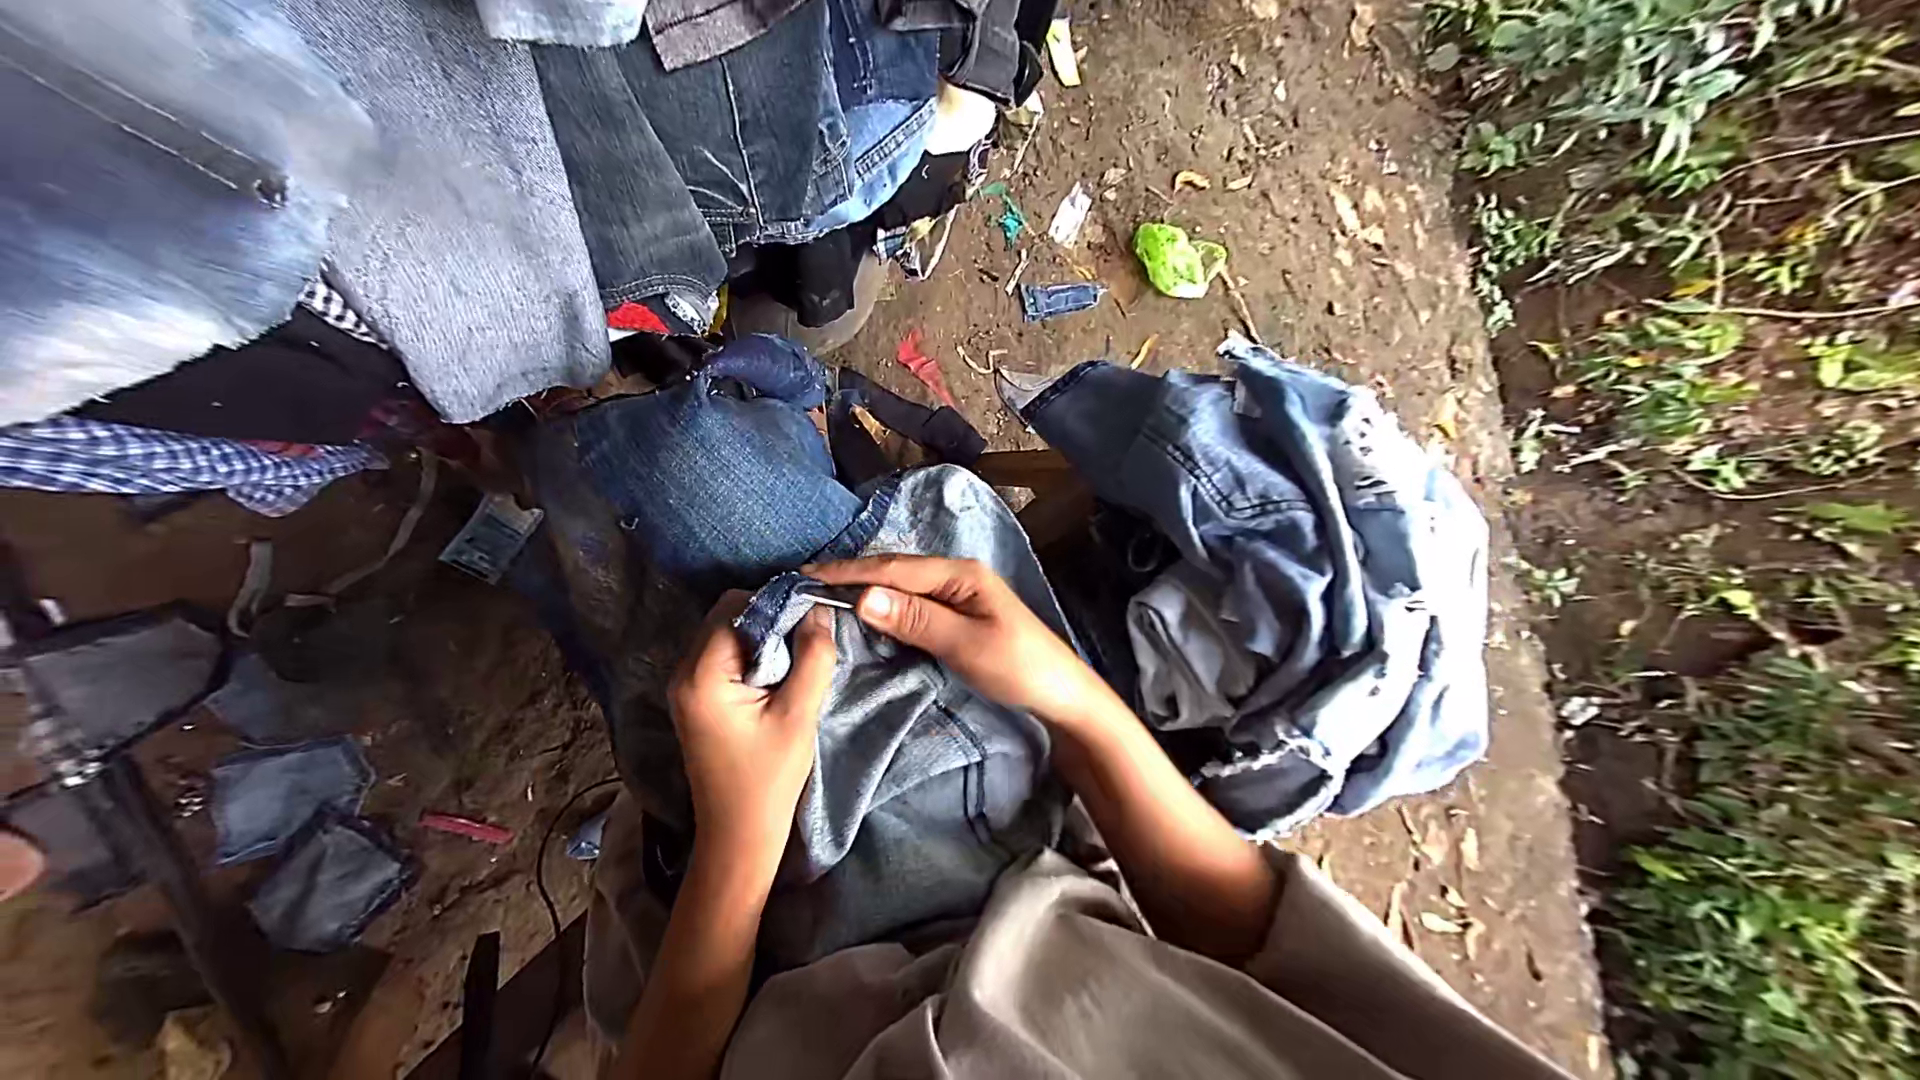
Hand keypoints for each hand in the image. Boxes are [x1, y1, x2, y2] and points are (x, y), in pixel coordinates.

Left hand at [668, 593, 835, 871]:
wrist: (738, 834)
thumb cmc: (768, 778)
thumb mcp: (798, 715)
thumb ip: (813, 657)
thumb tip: (820, 610)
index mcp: (701, 675)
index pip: (735, 608)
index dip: (775, 604)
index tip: (811, 614)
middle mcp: (684, 673)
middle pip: (727, 615)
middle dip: (770, 617)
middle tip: (806, 636)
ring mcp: (686, 685)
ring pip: (727, 631)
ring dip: (763, 634)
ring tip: (797, 654)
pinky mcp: (697, 697)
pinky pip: (725, 653)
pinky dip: (754, 651)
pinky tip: (779, 672)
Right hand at [808, 556, 1099, 727]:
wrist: (1060, 693)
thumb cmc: (1018, 667)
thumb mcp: (966, 644)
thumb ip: (916, 619)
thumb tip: (863, 596)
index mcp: (961, 573)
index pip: (894, 568)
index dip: (849, 571)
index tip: (807, 576)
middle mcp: (957, 575)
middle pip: (896, 570)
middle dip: (852, 574)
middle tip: (807, 583)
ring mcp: (958, 593)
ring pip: (902, 584)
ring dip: (866, 588)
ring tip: (826, 593)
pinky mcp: (957, 613)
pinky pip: (912, 601)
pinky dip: (885, 603)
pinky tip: (866, 610)